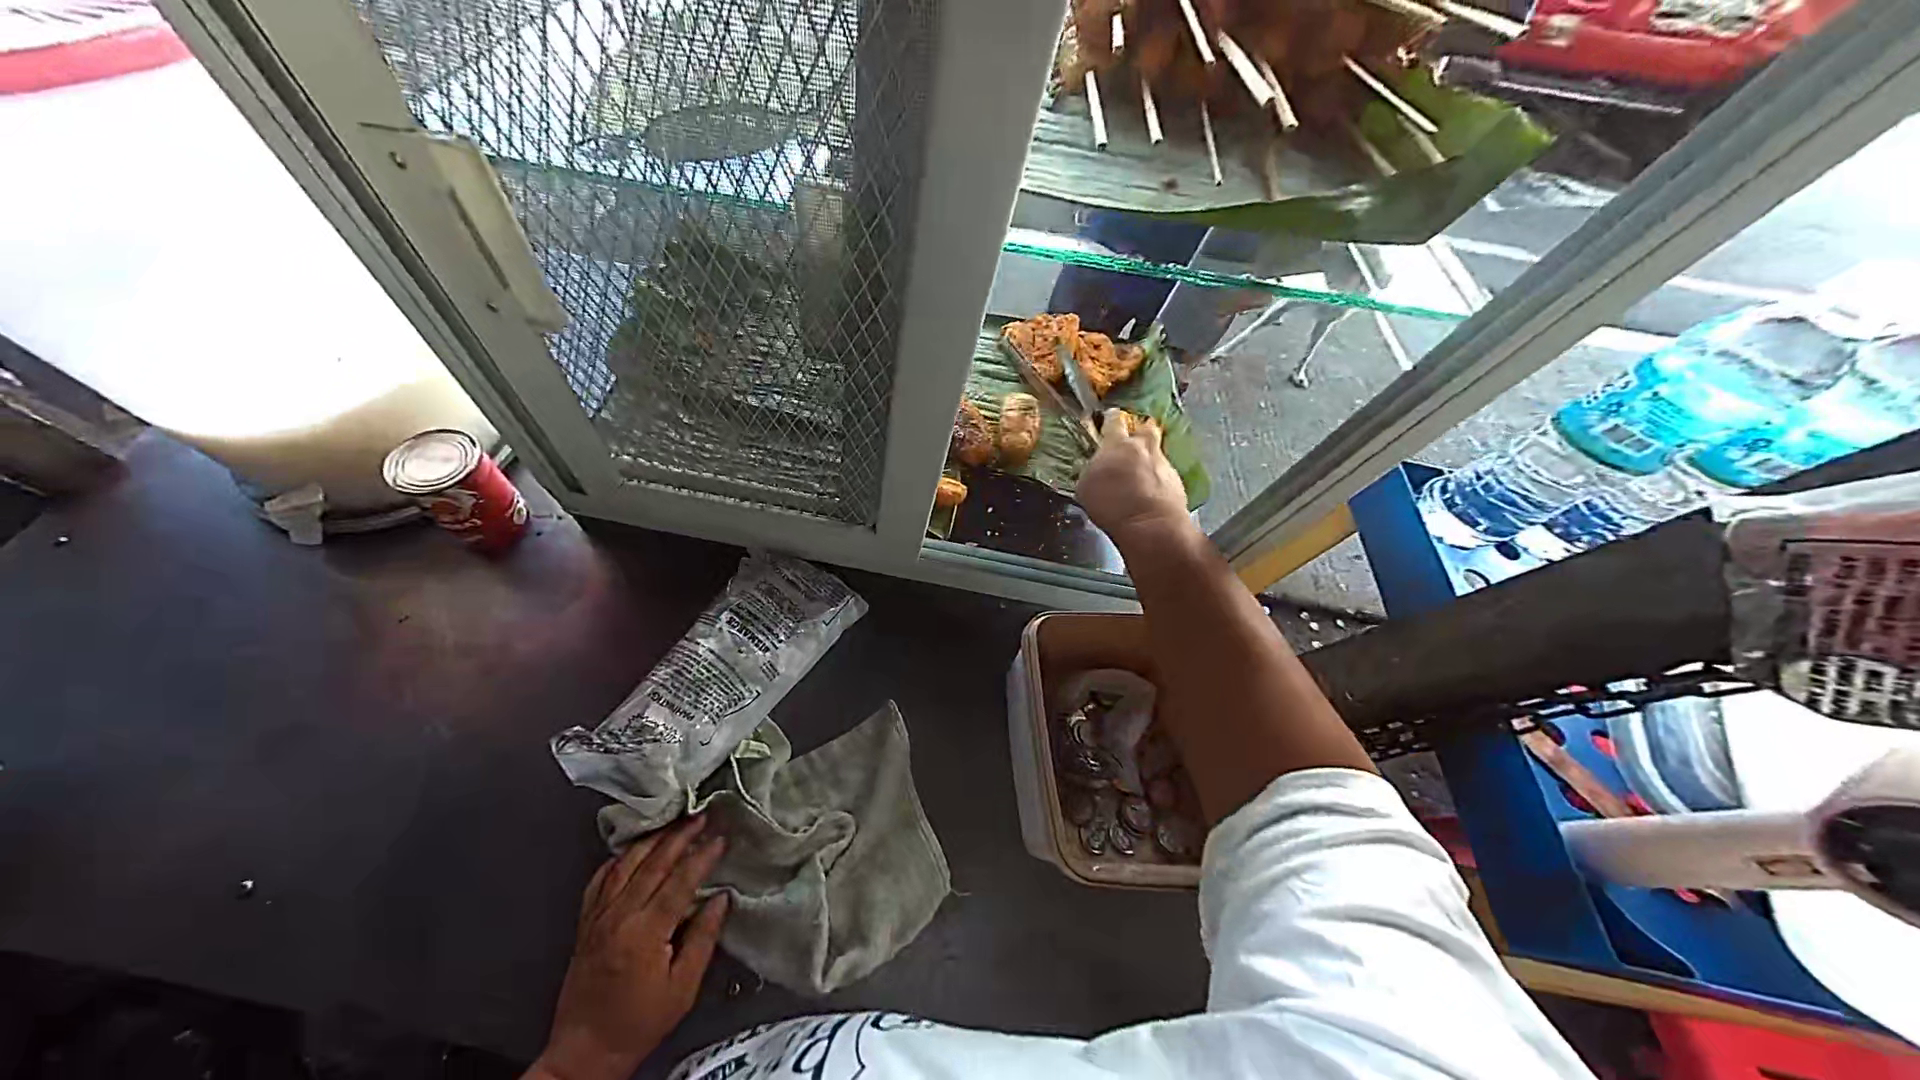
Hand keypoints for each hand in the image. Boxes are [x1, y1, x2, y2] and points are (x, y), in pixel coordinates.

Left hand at [529, 817, 729, 1079]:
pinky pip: (600, 880)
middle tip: (701, 816)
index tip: (720, 838)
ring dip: (652, 840)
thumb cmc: (639, 1024)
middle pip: (653, 864)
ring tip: (674, 823)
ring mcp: (597, 918)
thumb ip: (703, 938)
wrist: (585, 1052)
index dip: (702, 856)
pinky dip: (618, 859)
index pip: (680, 881)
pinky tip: (633, 850)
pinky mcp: (585, 924)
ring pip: (625, 865)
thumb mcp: (683, 987)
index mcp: (645, 933)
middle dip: (680, 836)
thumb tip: (720, 898)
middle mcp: (618, 918)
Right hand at [1078, 410, 1189, 546]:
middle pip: (1145, 428)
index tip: (1109, 418)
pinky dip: (1159, 481)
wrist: (1150, 525)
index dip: (1111, 419)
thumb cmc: (1111, 504)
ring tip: (1141, 475)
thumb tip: (1097, 467)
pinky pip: (1166, 475)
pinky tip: (1151, 494)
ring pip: (1157, 453)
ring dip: (1150, 460)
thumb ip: (1092, 471)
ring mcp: (1164, 464)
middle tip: (1132, 441)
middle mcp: (1143, 448)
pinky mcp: (1177, 482)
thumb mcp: (1086, 487)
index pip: (1114, 421)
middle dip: (1140, 431)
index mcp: (1117, 444)